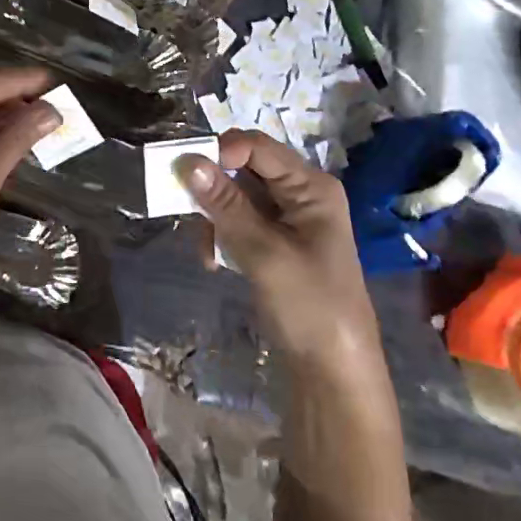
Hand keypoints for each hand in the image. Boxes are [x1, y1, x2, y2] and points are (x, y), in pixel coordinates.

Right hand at [175, 131, 383, 370]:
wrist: (333, 373)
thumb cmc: (309, 306)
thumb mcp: (264, 253)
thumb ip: (225, 205)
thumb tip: (186, 162)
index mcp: (311, 186)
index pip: (258, 147)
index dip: (221, 151)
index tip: (186, 175)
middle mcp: (301, 194)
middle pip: (245, 169)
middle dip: (213, 189)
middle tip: (186, 212)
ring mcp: (289, 220)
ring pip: (237, 197)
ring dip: (215, 217)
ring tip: (206, 252)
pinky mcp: (277, 244)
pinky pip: (241, 223)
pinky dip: (223, 236)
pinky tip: (214, 262)